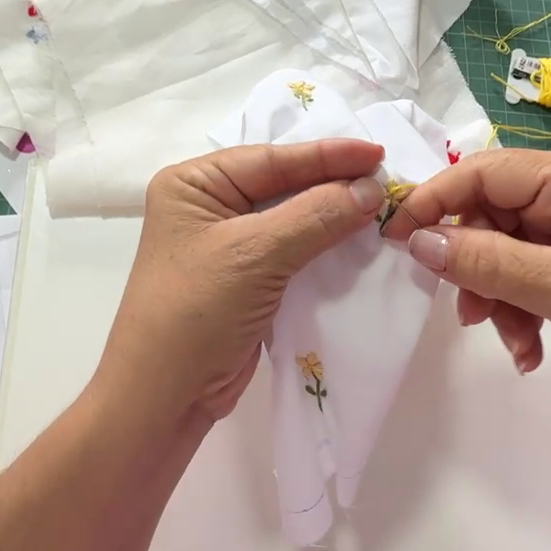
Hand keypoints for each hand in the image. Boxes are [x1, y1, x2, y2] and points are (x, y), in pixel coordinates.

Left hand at [96, 140, 386, 421]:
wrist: (164, 398)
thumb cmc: (197, 311)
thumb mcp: (255, 254)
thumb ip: (315, 216)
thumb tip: (370, 189)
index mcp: (194, 183)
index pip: (270, 159)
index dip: (326, 155)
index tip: (377, 152)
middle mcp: (207, 205)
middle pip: (282, 184)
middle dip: (332, 183)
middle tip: (386, 177)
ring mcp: (226, 244)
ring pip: (291, 218)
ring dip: (333, 215)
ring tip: (381, 205)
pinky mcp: (245, 279)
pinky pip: (292, 250)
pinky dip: (324, 246)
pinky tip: (357, 240)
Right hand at [385, 149, 550, 397]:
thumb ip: (488, 263)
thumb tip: (416, 242)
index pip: (481, 172)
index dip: (433, 201)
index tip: (394, 237)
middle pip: (489, 211)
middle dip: (473, 264)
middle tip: (467, 312)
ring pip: (504, 245)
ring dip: (496, 292)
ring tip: (510, 339)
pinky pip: (529, 267)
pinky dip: (520, 303)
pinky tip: (529, 346)